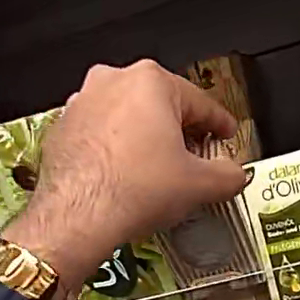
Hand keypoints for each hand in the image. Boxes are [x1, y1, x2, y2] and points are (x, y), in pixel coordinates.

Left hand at [6, 60, 245, 291]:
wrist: (78, 217)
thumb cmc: (132, 190)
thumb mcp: (199, 186)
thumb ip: (228, 175)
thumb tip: (235, 175)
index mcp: (151, 82)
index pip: (200, 102)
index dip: (220, 123)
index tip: (225, 133)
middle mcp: (113, 82)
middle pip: (162, 107)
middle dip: (180, 134)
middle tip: (194, 161)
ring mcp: (83, 103)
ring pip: (129, 119)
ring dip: (147, 142)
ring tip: (159, 175)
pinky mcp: (63, 129)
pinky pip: (103, 136)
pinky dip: (118, 152)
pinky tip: (128, 179)